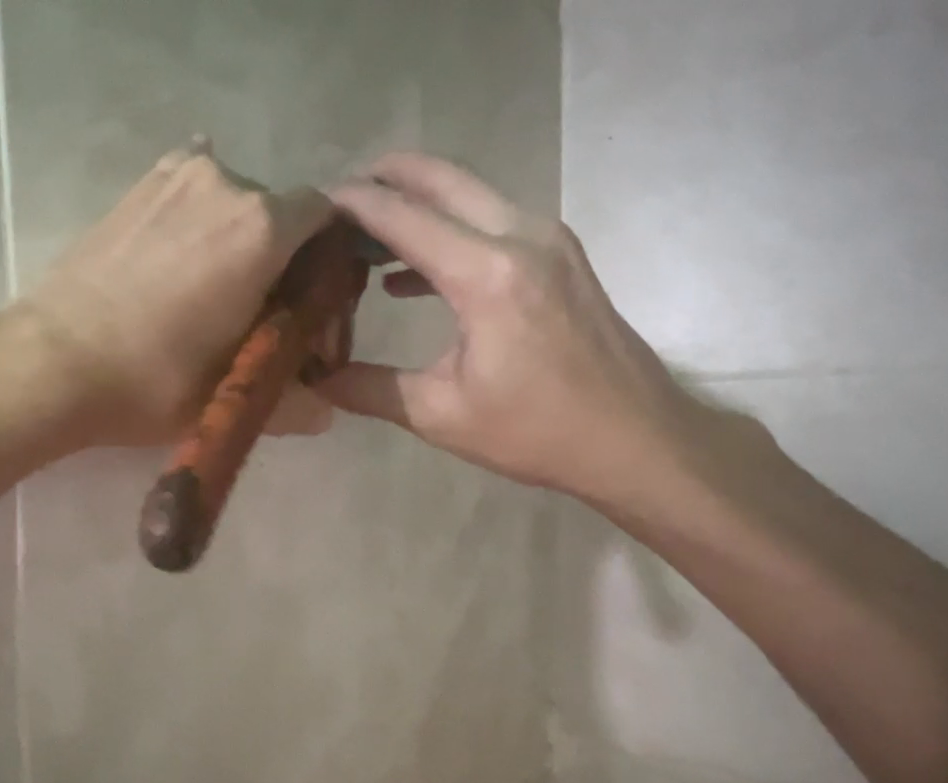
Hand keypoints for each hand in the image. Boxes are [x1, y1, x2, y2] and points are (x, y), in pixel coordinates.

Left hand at [4, 139, 338, 447]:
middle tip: (253, 316)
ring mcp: (172, 180)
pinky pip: (186, 197)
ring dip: (231, 242)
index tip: (306, 309)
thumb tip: (325, 411)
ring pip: (228, 204)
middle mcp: (225, 184)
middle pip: (277, 215)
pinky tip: (176, 265)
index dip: (326, 265)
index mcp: (263, 228)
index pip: (328, 221)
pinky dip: (193, 224)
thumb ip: (291, 403)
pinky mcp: (132, 192)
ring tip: (204, 296)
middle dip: (278, 259)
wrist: (51, 362)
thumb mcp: (227, 399)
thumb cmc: (149, 380)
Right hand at [318, 153, 715, 504]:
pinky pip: (492, 222)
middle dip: (388, 177)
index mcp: (486, 275)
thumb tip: (311, 380)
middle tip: (337, 196)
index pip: (404, 218)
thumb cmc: (535, 431)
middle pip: (444, 181)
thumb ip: (368, 389)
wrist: (636, 440)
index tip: (311, 202)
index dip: (353, 204)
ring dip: (419, 202)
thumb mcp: (439, 414)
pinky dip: (447, 232)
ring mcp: (549, 242)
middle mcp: (521, 237)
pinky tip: (408, 277)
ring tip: (364, 232)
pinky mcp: (561, 258)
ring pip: (472, 195)